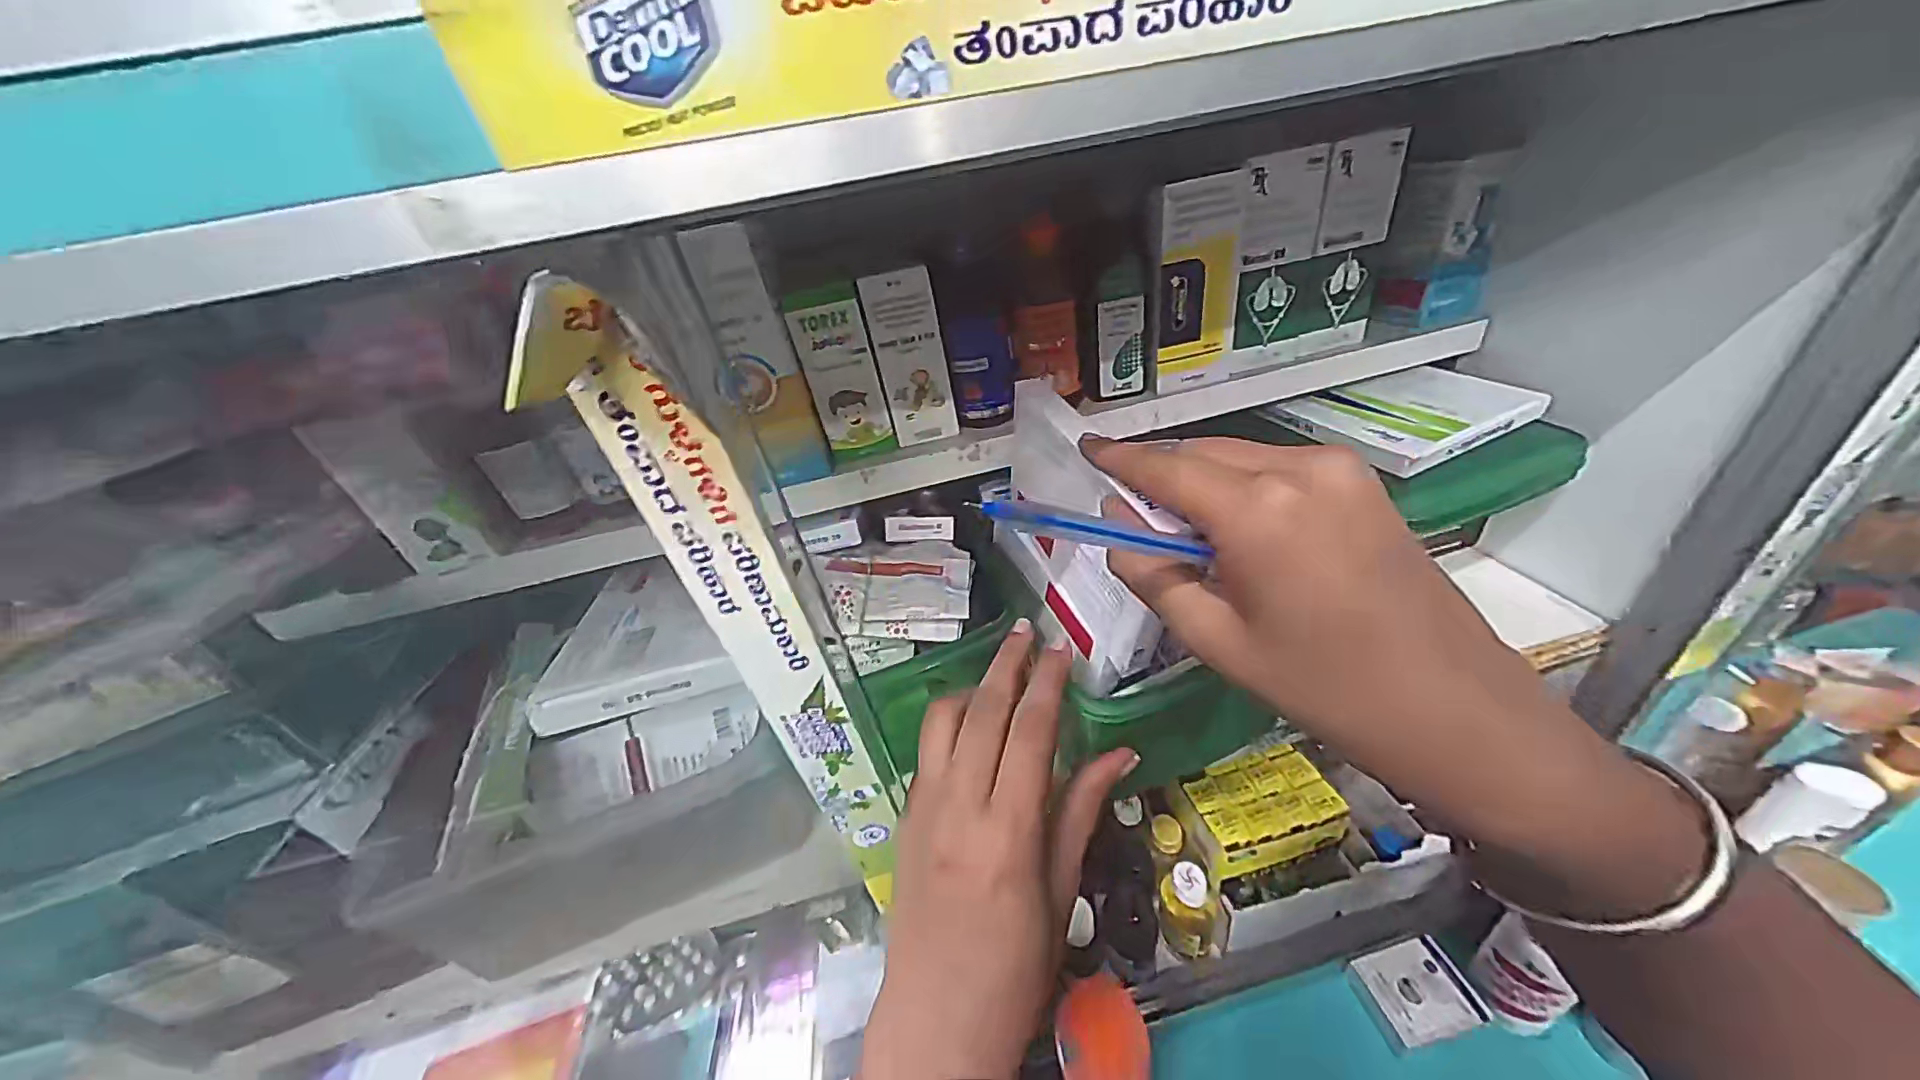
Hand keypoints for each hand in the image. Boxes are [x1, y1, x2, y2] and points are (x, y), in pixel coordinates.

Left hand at [860, 620, 1137, 1079]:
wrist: (936, 1019)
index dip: (1047, 684)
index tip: (1061, 651)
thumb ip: (1081, 813)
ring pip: (942, 721)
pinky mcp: (904, 817)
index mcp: (1007, 829)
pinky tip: (972, 727)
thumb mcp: (1060, 893)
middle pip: (983, 711)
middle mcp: (958, 806)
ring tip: (999, 676)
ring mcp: (923, 808)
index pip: (1029, 733)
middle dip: (1007, 664)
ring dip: (972, 688)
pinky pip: (928, 752)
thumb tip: (1118, 755)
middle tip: (1027, 632)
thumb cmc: (1013, 969)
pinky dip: (951, 724)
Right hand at [1083, 436, 1705, 918]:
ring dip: (1201, 482)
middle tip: (1128, 508)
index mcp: (1257, 510)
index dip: (1119, 458)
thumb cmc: (1324, 686)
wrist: (1457, 710)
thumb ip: (1156, 576)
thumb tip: (1119, 531)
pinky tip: (1235, 527)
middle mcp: (1299, 469)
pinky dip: (1242, 487)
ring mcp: (1340, 472)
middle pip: (1204, 454)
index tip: (1086, 448)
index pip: (1166, 468)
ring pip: (1242, 458)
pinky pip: (1280, 469)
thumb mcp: (1219, 642)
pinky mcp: (1364, 486)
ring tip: (1179, 526)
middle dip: (1160, 474)